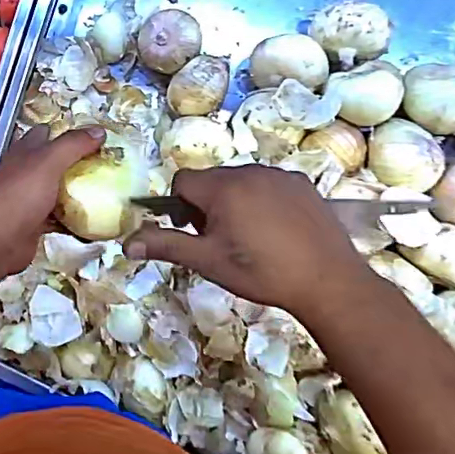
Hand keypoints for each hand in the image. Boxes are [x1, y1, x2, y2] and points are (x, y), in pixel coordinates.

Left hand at [0, 126, 101, 276]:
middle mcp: (23, 173)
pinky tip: (91, 220)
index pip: (45, 133)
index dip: (66, 131)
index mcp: (23, 152)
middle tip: (104, 164)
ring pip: (56, 190)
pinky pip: (58, 217)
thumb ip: (72, 145)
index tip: (92, 136)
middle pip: (53, 163)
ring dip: (76, 191)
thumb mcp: (47, 163)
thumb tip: (98, 131)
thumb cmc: (17, 198)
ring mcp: (27, 199)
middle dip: (76, 162)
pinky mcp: (33, 223)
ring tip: (104, 191)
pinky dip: (73, 218)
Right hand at [124, 165, 364, 316]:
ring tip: (253, 237)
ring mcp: (278, 175)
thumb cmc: (261, 272)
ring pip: (240, 181)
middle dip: (209, 204)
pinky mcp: (302, 184)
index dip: (182, 207)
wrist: (328, 282)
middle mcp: (248, 171)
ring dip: (236, 201)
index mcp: (222, 187)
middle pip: (211, 180)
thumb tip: (126, 243)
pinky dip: (265, 200)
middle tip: (224, 240)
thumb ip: (166, 246)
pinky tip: (279, 230)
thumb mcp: (208, 261)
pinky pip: (269, 183)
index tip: (198, 232)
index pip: (183, 181)